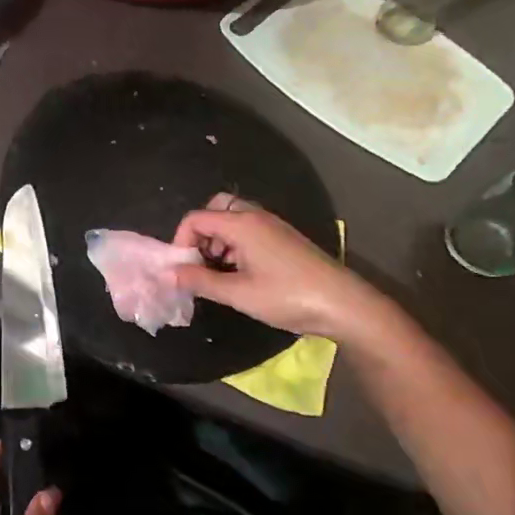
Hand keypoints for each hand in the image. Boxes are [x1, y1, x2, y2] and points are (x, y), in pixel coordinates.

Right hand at [172, 193, 391, 341]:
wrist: (345, 305)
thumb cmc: (288, 297)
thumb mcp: (238, 293)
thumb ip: (199, 280)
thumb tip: (168, 274)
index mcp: (242, 224)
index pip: (196, 219)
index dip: (180, 241)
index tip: (182, 269)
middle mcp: (256, 217)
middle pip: (216, 209)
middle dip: (200, 233)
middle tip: (200, 261)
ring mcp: (273, 227)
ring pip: (233, 219)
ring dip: (217, 240)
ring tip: (219, 272)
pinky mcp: (284, 239)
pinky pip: (249, 230)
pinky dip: (235, 244)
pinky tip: (241, 273)